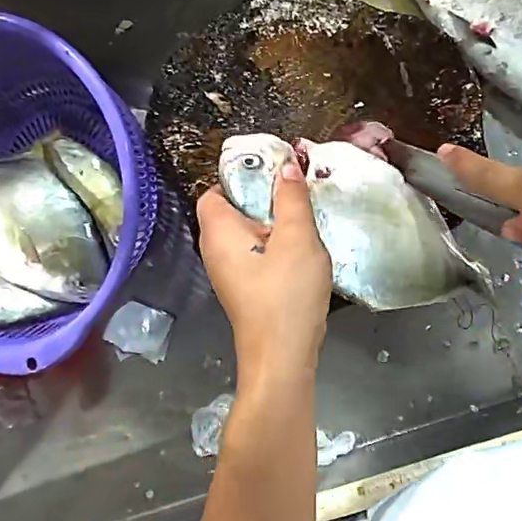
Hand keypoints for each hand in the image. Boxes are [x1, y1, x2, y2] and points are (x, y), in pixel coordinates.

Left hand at [196, 164, 330, 381]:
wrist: (283, 355)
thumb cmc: (286, 294)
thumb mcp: (297, 239)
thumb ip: (292, 199)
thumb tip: (286, 165)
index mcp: (219, 233)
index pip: (215, 190)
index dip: (242, 176)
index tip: (276, 172)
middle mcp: (216, 251)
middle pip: (234, 210)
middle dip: (266, 198)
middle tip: (299, 194)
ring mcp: (231, 273)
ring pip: (250, 233)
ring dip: (276, 224)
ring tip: (306, 221)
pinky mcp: (247, 289)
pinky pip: (258, 254)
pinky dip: (277, 246)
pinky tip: (303, 252)